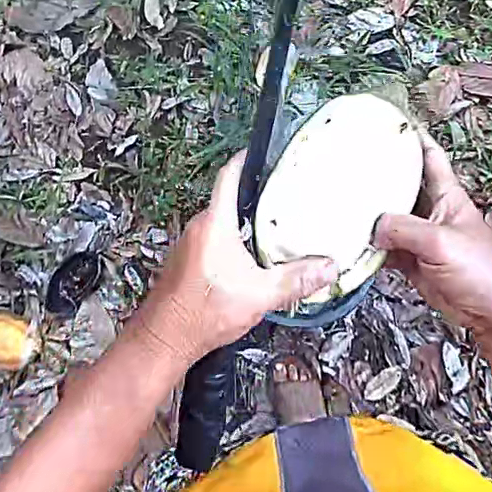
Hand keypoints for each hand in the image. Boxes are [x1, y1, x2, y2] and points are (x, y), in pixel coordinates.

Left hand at [130, 152, 337, 365]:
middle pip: (228, 199)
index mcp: (216, 224)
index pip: (229, 177)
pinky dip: (232, 239)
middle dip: (254, 195)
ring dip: (243, 221)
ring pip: (221, 221)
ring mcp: (190, 243)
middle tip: (281, 193)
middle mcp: (199, 227)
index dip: (245, 160)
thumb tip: (327, 267)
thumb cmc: (203, 314)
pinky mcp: (188, 260)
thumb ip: (296, 279)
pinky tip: (250, 256)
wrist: (163, 340)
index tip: (260, 151)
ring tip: (273, 224)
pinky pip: (213, 238)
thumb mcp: (259, 295)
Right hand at [373, 132, 491, 335]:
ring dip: (373, 216)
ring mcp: (424, 238)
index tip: (392, 123)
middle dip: (382, 177)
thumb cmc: (484, 273)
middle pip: (404, 187)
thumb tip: (374, 226)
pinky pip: (388, 249)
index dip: (413, 138)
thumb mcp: (440, 241)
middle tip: (354, 165)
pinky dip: (373, 248)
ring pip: (392, 219)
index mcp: (449, 196)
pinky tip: (356, 244)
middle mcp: (435, 212)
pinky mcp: (416, 262)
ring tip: (346, 203)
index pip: (430, 157)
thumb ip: (403, 228)